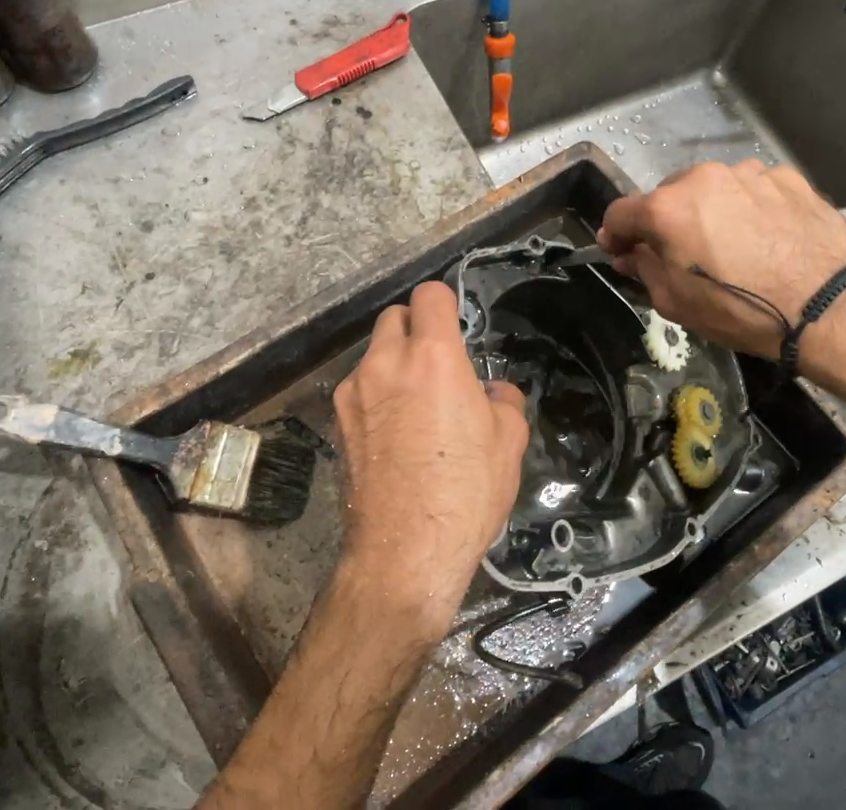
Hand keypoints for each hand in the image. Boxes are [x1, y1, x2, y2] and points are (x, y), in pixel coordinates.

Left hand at [332, 282, 528, 612]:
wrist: (405, 550)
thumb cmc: (466, 492)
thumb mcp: (508, 442)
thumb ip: (503, 400)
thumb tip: (490, 391)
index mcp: (433, 357)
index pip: (430, 295)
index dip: (446, 304)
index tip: (456, 328)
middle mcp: (386, 362)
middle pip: (394, 317)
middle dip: (416, 329)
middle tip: (438, 364)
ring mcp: (354, 392)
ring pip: (373, 355)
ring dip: (394, 364)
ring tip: (416, 404)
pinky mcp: (337, 422)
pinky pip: (359, 389)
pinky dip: (376, 395)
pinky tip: (394, 433)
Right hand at [597, 160, 845, 362]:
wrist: (823, 307)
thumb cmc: (739, 310)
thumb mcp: (675, 302)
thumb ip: (643, 269)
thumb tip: (630, 254)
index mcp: (667, 208)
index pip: (620, 212)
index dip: (615, 235)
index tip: (621, 252)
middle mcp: (703, 178)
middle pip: (669, 195)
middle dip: (667, 221)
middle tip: (682, 253)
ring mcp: (749, 173)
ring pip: (714, 189)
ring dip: (711, 211)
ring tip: (732, 244)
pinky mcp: (787, 178)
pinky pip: (755, 189)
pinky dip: (751, 207)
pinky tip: (765, 237)